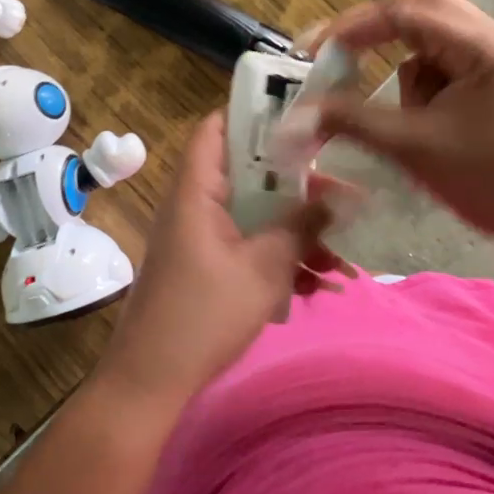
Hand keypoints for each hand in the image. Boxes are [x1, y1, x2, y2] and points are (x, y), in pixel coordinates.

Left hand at [96, 112, 347, 408]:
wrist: (152, 378)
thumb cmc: (204, 314)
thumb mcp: (264, 269)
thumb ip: (300, 227)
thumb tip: (338, 196)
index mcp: (197, 191)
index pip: (216, 129)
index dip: (253, 115)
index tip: (302, 120)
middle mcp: (194, 205)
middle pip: (246, 174)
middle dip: (295, 186)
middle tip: (341, 196)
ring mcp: (197, 238)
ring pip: (251, 215)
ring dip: (294, 232)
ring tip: (339, 258)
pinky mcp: (202, 267)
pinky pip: (244, 246)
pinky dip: (277, 258)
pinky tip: (317, 285)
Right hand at [316, 0, 493, 251]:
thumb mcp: (413, 148)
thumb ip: (352, 120)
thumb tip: (299, 112)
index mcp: (485, 45)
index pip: (404, 11)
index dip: (352, 27)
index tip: (313, 53)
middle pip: (423, 12)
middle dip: (375, 36)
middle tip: (337, 60)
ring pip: (436, 44)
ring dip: (409, 75)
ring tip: (412, 126)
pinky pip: (454, 68)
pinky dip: (430, 90)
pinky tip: (433, 129)